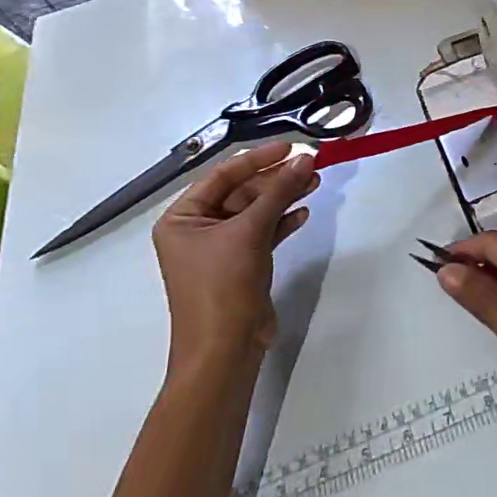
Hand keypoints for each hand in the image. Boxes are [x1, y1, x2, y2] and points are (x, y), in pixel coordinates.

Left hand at [152, 142, 317, 356]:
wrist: (225, 350)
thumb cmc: (223, 286)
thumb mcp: (250, 232)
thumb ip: (279, 192)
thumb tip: (305, 159)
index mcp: (182, 218)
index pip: (222, 176)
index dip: (257, 159)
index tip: (290, 146)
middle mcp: (197, 230)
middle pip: (241, 193)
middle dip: (275, 180)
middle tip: (310, 166)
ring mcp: (220, 250)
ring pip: (255, 212)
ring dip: (283, 198)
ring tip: (314, 183)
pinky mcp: (241, 266)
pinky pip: (263, 234)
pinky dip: (282, 222)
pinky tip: (302, 213)